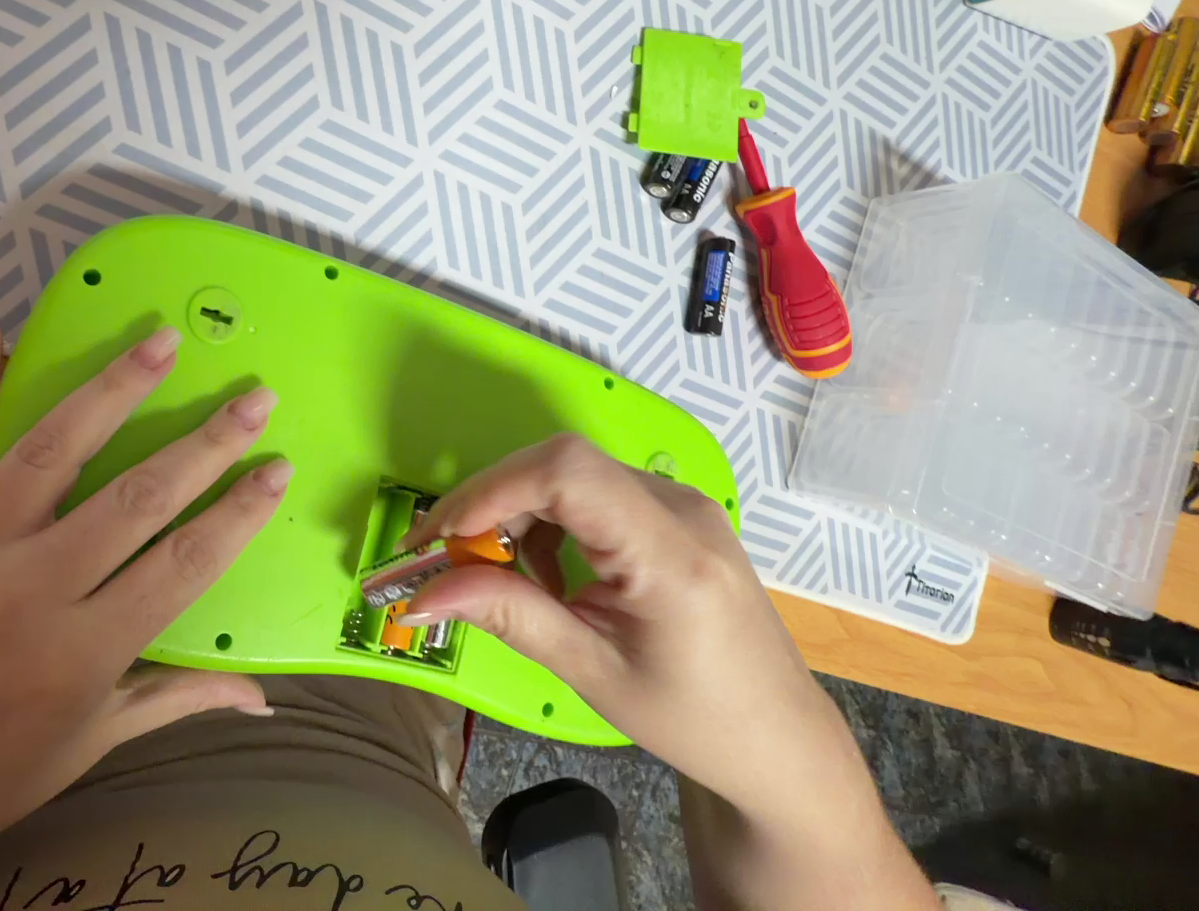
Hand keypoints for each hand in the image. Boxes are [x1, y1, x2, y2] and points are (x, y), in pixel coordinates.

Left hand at [0, 318, 289, 910]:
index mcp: (83, 651)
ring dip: (112, 387)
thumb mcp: (92, 743)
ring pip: (52, 448)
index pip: (185, 563)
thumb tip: (265, 697)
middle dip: (205, 442)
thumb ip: (180, 699)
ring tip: (160, 341)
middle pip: (136, 497)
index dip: (238, 512)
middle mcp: (30, 588)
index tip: (279, 466)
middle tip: (253, 396)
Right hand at [398, 434, 882, 829]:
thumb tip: (419, 595)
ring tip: (495, 573)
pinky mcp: (670, 510)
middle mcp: (678, 507)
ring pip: (569, 472)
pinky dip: (545, 519)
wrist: (778, 735)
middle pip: (559, 463)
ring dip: (514, 511)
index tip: (439, 538)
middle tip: (442, 555)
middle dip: (488, 502)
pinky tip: (544, 572)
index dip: (490, 490)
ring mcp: (679, 502)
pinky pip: (589, 491)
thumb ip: (507, 616)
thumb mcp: (591, 671)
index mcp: (669, 554)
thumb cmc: (692, 718)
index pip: (567, 474)